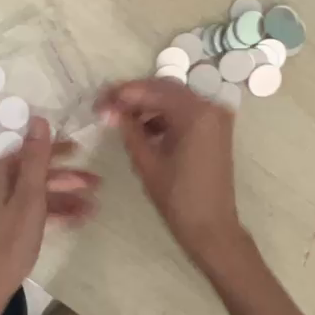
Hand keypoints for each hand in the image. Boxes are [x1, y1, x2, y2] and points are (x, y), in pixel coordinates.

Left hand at [0, 118, 99, 313]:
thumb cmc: (7, 244)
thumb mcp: (28, 199)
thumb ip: (35, 159)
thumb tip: (37, 118)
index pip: (29, 152)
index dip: (57, 150)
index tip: (83, 150)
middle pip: (32, 174)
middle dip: (66, 178)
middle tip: (97, 184)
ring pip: (32, 196)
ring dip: (62, 199)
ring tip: (94, 208)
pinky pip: (27, 213)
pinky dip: (49, 214)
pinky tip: (74, 221)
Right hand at [97, 79, 243, 266]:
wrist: (211, 226)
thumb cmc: (177, 198)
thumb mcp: (146, 162)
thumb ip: (129, 129)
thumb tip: (111, 111)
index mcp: (195, 113)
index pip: (153, 90)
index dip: (122, 94)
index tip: (99, 102)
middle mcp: (210, 107)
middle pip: (165, 88)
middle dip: (134, 96)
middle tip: (106, 107)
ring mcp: (215, 118)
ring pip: (174, 99)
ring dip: (148, 105)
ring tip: (121, 120)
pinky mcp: (214, 129)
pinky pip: (185, 112)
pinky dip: (163, 116)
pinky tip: (143, 129)